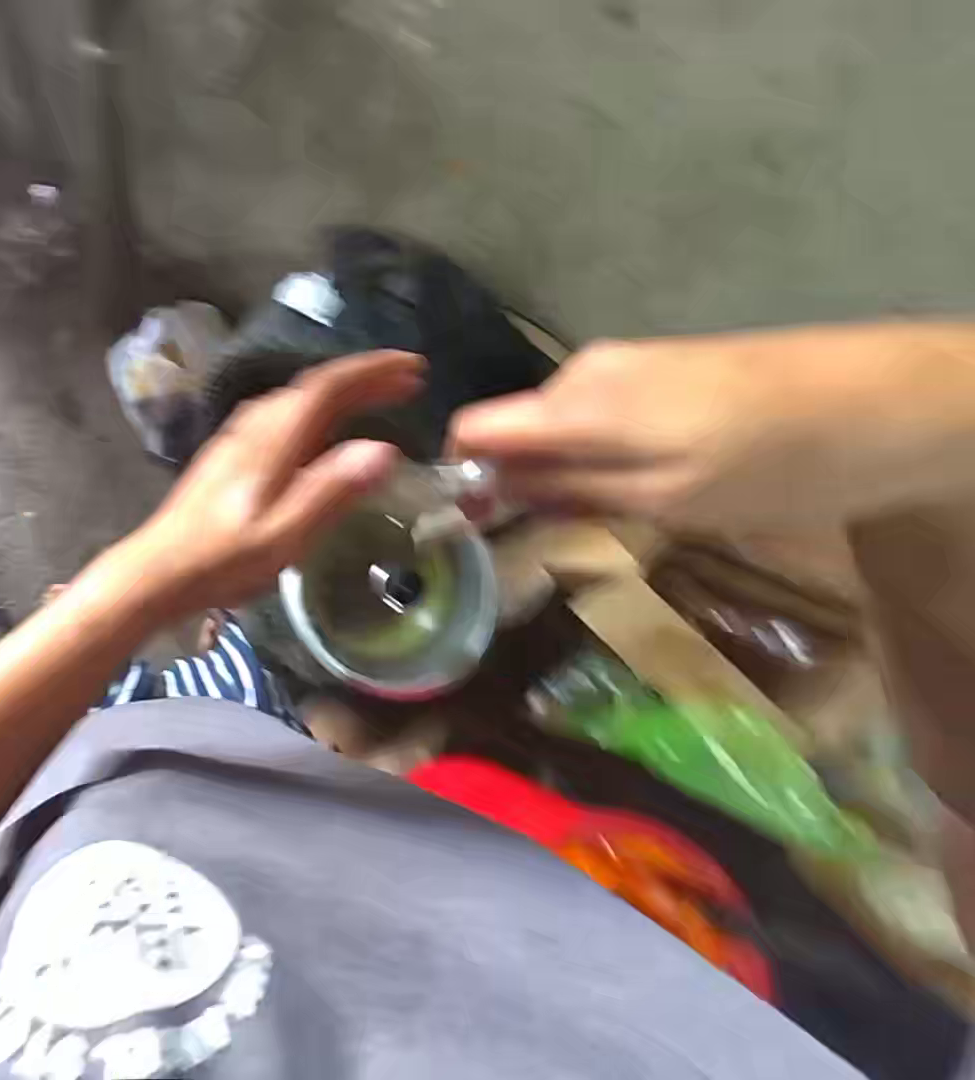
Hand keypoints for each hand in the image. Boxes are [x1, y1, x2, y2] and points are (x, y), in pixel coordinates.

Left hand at [105, 351, 422, 615]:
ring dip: (332, 395)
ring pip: (288, 402)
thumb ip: (329, 492)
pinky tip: (314, 435)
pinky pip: (273, 420)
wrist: (155, 570)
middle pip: (307, 389)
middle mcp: (248, 431)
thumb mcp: (282, 536)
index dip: (370, 371)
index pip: (323, 388)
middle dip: (358, 379)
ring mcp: (231, 444)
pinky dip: (306, 414)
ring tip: (371, 401)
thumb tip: (383, 450)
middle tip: (405, 382)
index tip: (412, 366)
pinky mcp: (221, 460)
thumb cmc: (219, 560)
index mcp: (268, 443)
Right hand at [448, 323, 974, 529]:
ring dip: (562, 461)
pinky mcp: (655, 360)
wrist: (936, 396)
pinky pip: (589, 409)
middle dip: (519, 472)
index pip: (469, 427)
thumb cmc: (789, 463)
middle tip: (568, 517)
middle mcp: (581, 371)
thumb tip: (486, 488)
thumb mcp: (666, 499)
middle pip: (509, 426)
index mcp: (576, 403)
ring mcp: (621, 360)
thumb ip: (563, 490)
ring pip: (549, 421)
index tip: (483, 509)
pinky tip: (653, 463)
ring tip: (623, 496)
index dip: (461, 469)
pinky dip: (595, 444)